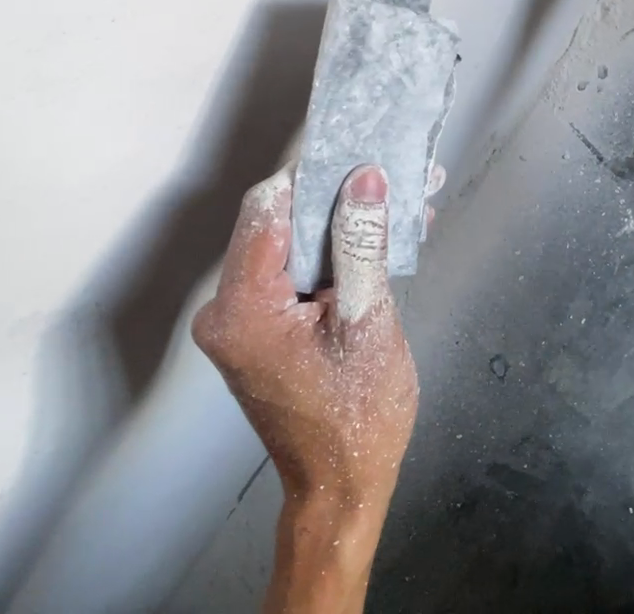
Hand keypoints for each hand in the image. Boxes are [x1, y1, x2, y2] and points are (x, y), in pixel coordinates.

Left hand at [193, 163, 418, 514]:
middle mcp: (228, 308)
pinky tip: (382, 240)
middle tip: (396, 173)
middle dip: (340, 197)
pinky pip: (298, 272)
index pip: (267, 209)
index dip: (313, 173)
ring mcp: (244, 320)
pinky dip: (338, 255)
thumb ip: (363, 245)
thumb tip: (367, 177)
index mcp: (243, 308)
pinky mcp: (263, 328)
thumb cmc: (359, 414)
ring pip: (293, 245)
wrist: (344, 485)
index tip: (361, 149)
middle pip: (280, 224)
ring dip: (346, 224)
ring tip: (405, 201)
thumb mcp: (368, 321)